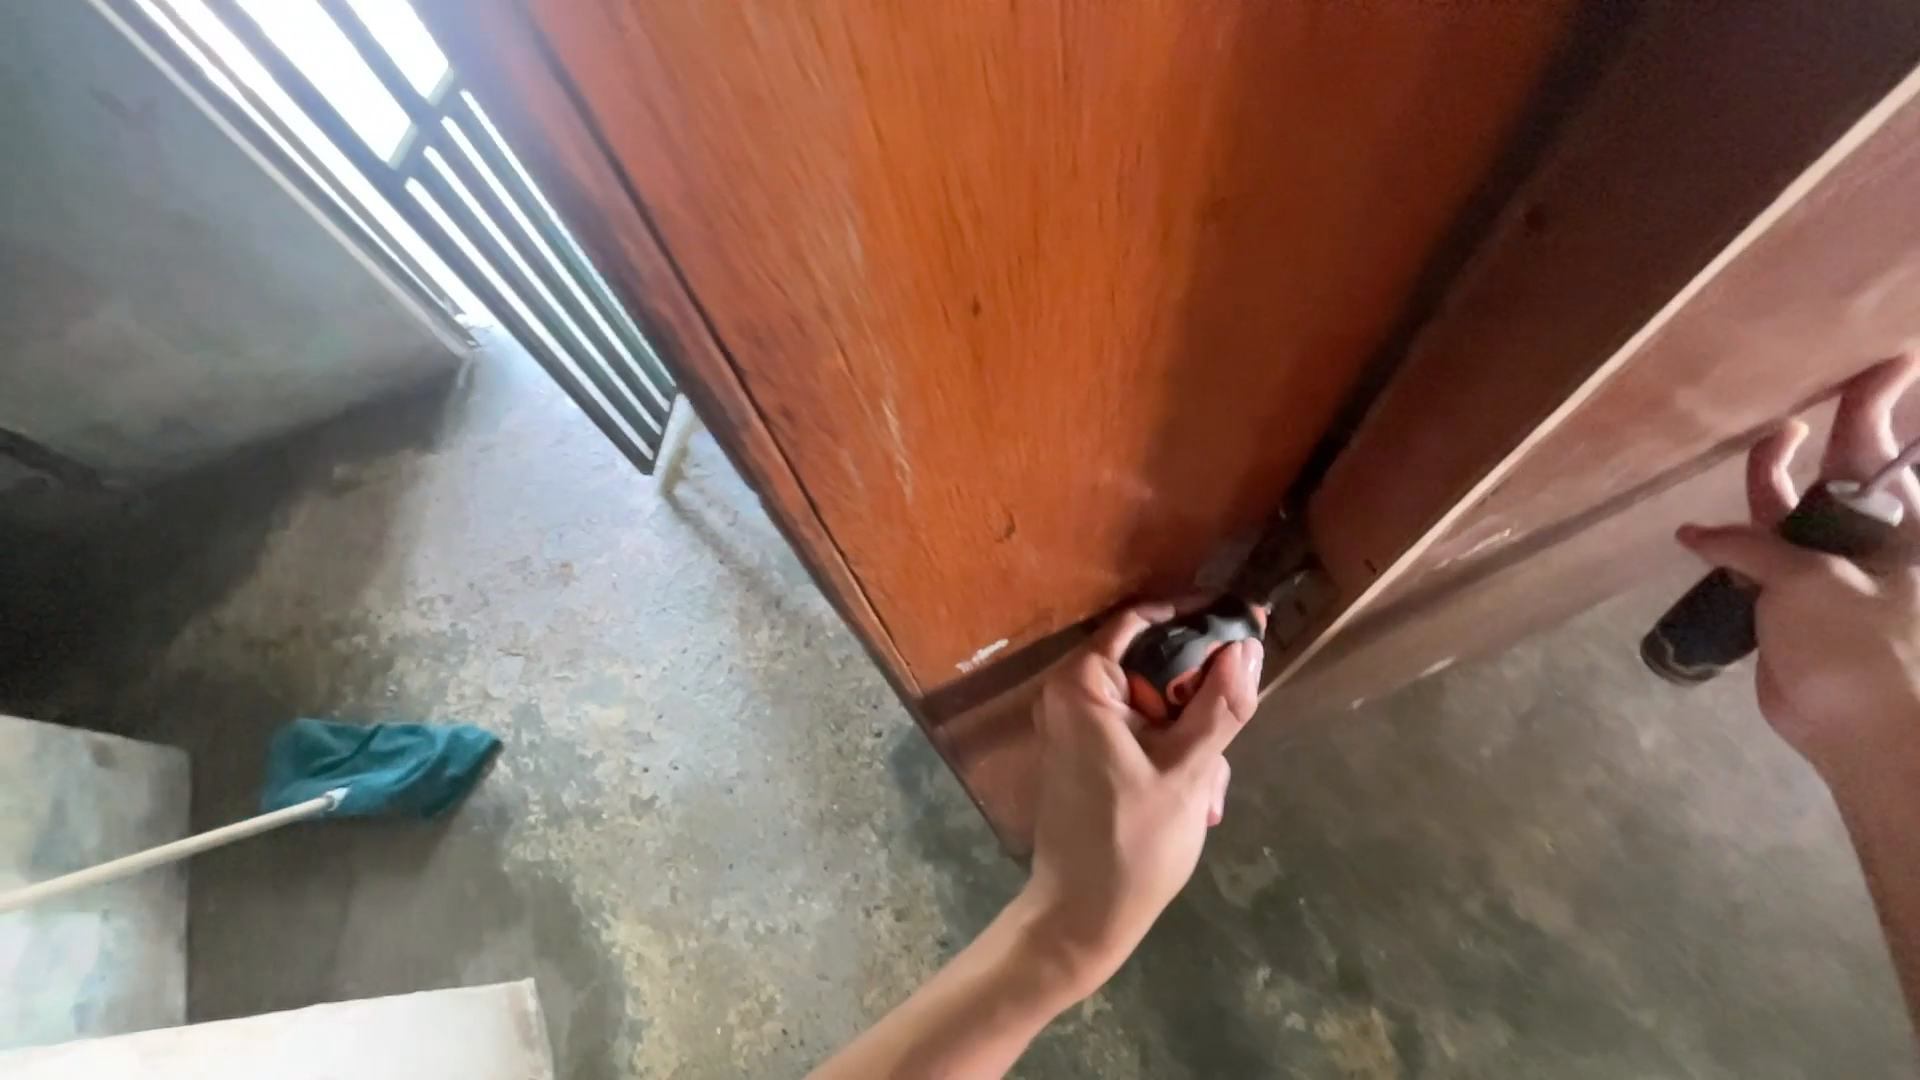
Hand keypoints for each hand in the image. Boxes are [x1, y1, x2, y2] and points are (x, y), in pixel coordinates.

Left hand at [1013, 603, 1261, 999]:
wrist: (1082, 914)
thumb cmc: (1132, 841)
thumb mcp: (1188, 770)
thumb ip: (1218, 704)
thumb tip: (1246, 646)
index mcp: (1081, 685)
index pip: (1139, 620)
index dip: (1192, 614)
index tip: (1239, 619)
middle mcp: (1069, 694)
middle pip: (1149, 663)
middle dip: (1197, 696)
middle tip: (1235, 724)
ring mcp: (1073, 724)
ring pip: (1151, 702)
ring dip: (1191, 735)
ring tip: (1210, 790)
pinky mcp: (1083, 750)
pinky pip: (1138, 730)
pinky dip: (1172, 752)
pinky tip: (1197, 797)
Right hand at [1679, 356, 1919, 785]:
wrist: (1858, 722)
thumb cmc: (1862, 643)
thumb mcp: (1815, 583)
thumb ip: (1757, 549)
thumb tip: (1698, 535)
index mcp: (1900, 534)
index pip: (1887, 462)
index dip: (1880, 416)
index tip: (1886, 368)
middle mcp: (1867, 545)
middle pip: (1841, 481)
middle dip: (1829, 440)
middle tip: (1811, 400)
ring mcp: (1823, 573)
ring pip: (1791, 517)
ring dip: (1771, 485)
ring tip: (1761, 445)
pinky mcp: (1785, 601)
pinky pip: (1751, 560)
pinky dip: (1725, 544)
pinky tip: (1696, 535)